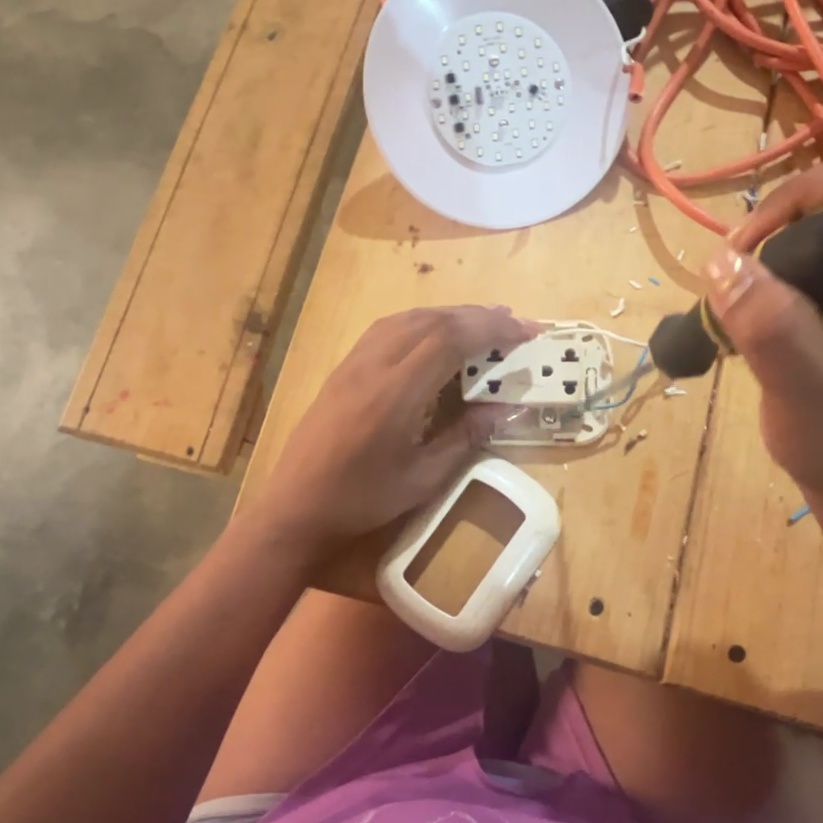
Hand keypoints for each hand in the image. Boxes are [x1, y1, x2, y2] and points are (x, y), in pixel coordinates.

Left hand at [252, 306, 539, 545]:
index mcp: (395, 393)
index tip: (527, 332)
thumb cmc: (362, 500)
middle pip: (432, 321)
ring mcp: (354, 363)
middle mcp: (373, 365)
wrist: (296, 507)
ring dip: (450, 315)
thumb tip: (504, 407)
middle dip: (478, 317)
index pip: (450, 339)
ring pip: (408, 318)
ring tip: (484, 322)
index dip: (492, 329)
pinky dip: (422, 322)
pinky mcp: (343, 368)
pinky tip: (437, 333)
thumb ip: (465, 437)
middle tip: (516, 324)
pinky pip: (388, 328)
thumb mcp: (423, 478)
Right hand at [706, 138, 822, 510]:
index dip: (802, 195)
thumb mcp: (806, 400)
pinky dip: (803, 236)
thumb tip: (723, 261)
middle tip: (748, 265)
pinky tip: (781, 285)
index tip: (749, 250)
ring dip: (794, 221)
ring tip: (757, 277)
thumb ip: (774, 333)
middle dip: (794, 207)